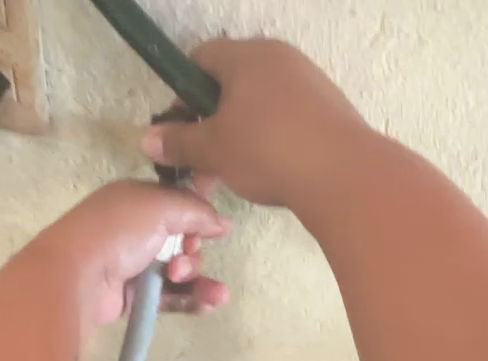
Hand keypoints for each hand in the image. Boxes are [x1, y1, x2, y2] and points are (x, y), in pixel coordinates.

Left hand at [30, 181, 230, 326]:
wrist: (78, 276)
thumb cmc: (118, 231)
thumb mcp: (160, 206)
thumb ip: (196, 211)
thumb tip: (224, 223)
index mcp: (138, 201)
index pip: (178, 207)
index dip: (198, 219)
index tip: (211, 231)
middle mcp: (136, 232)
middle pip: (181, 243)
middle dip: (192, 254)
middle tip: (181, 263)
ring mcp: (134, 266)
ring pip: (178, 273)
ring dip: (200, 281)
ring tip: (215, 293)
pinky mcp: (134, 298)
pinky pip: (169, 298)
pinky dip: (191, 299)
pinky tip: (212, 303)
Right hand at [141, 39, 375, 208]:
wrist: (340, 173)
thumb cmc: (267, 151)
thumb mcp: (213, 150)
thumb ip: (179, 143)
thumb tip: (147, 139)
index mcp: (246, 56)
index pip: (200, 59)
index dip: (181, 94)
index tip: (177, 131)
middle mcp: (278, 58)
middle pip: (230, 84)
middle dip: (209, 124)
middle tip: (200, 165)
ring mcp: (307, 82)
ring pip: (257, 106)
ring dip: (236, 138)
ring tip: (229, 176)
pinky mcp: (326, 109)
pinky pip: (284, 119)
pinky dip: (266, 142)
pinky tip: (265, 174)